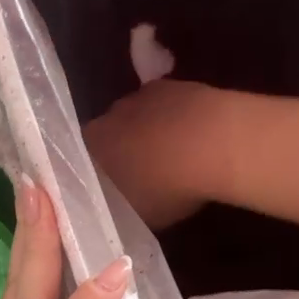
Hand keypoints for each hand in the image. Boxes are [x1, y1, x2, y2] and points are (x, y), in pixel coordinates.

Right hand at [81, 79, 227, 230]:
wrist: (213, 143)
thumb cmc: (166, 187)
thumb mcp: (136, 214)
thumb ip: (120, 207)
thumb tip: (120, 206)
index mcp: (92, 146)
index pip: (86, 163)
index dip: (102, 177)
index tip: (118, 192)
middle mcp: (109, 115)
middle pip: (112, 136)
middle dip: (125, 153)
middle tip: (145, 177)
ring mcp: (142, 95)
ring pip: (140, 119)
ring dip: (151, 134)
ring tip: (174, 159)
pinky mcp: (174, 85)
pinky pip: (167, 107)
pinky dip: (175, 121)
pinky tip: (193, 140)